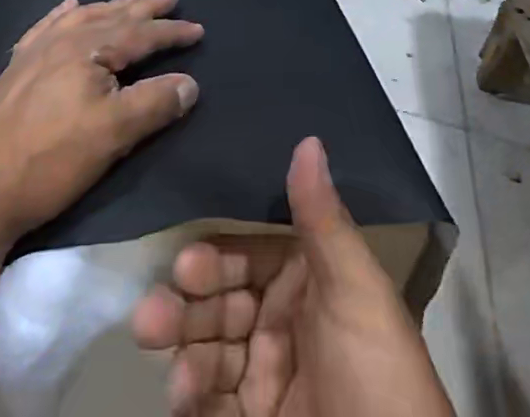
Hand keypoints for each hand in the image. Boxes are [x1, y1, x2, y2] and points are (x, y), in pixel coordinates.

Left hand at [0, 0, 202, 246]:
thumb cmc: (53, 159)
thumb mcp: (116, 133)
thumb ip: (156, 102)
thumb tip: (190, 83)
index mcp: (87, 51)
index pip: (140, 35)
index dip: (172, 32)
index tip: (199, 29)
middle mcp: (61, 42)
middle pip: (112, 17)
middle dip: (145, 9)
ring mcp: (34, 53)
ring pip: (81, 18)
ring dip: (110, 7)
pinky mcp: (16, 70)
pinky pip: (45, 28)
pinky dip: (63, 14)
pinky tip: (68, 8)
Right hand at [131, 138, 453, 416]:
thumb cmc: (376, 368)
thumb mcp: (355, 288)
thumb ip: (323, 219)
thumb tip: (309, 140)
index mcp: (313, 280)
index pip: (253, 254)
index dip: (220, 255)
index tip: (187, 261)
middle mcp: (286, 320)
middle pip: (223, 300)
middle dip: (186, 303)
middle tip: (153, 314)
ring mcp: (267, 374)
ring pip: (208, 348)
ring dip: (180, 346)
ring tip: (157, 351)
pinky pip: (210, 400)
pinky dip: (190, 394)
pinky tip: (181, 393)